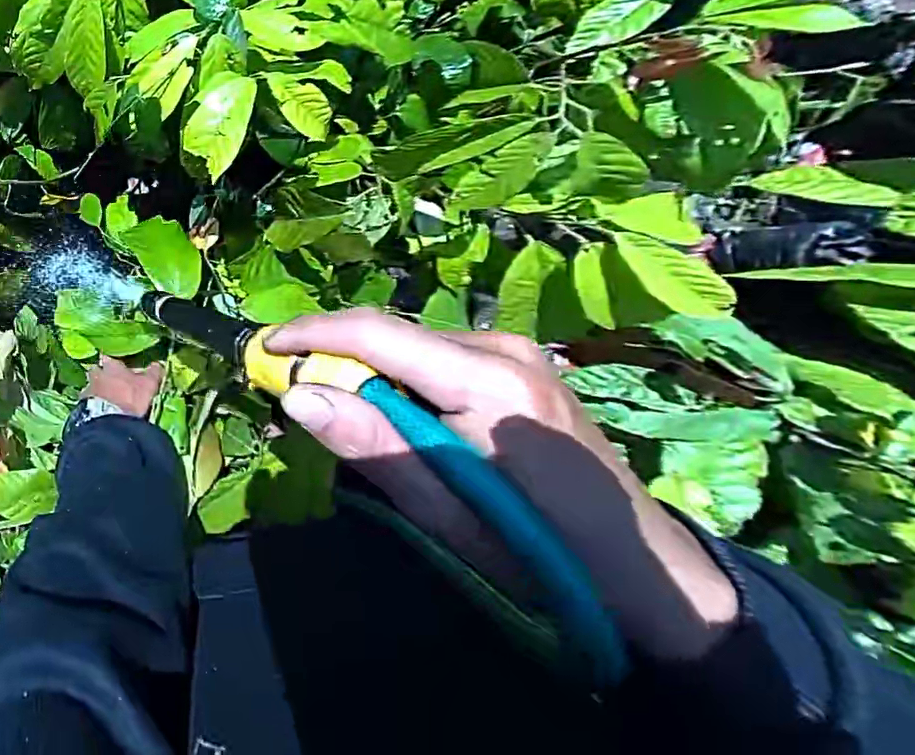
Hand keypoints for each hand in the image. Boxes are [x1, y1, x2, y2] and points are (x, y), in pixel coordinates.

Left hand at [82, 355, 162, 417]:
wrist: (110, 422)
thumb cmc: (131, 398)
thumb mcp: (149, 383)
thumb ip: (153, 372)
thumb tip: (158, 364)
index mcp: (110, 365)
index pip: (110, 359)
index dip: (115, 365)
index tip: (121, 371)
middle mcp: (95, 374)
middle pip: (97, 371)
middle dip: (103, 377)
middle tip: (113, 386)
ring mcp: (87, 390)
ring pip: (91, 387)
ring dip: (97, 392)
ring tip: (108, 402)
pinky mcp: (81, 407)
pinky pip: (87, 403)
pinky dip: (93, 406)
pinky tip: (101, 413)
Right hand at [265, 309, 738, 661]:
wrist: (656, 581)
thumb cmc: (548, 561)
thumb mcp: (448, 515)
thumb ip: (373, 447)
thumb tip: (294, 393)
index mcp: (489, 381)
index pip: (374, 333)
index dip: (308, 334)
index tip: (258, 350)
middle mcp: (500, 346)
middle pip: (385, 334)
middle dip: (327, 356)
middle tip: (285, 391)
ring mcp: (512, 351)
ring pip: (403, 343)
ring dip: (358, 369)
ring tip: (333, 412)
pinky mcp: (514, 365)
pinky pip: (427, 356)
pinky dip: (390, 377)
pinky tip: (387, 414)